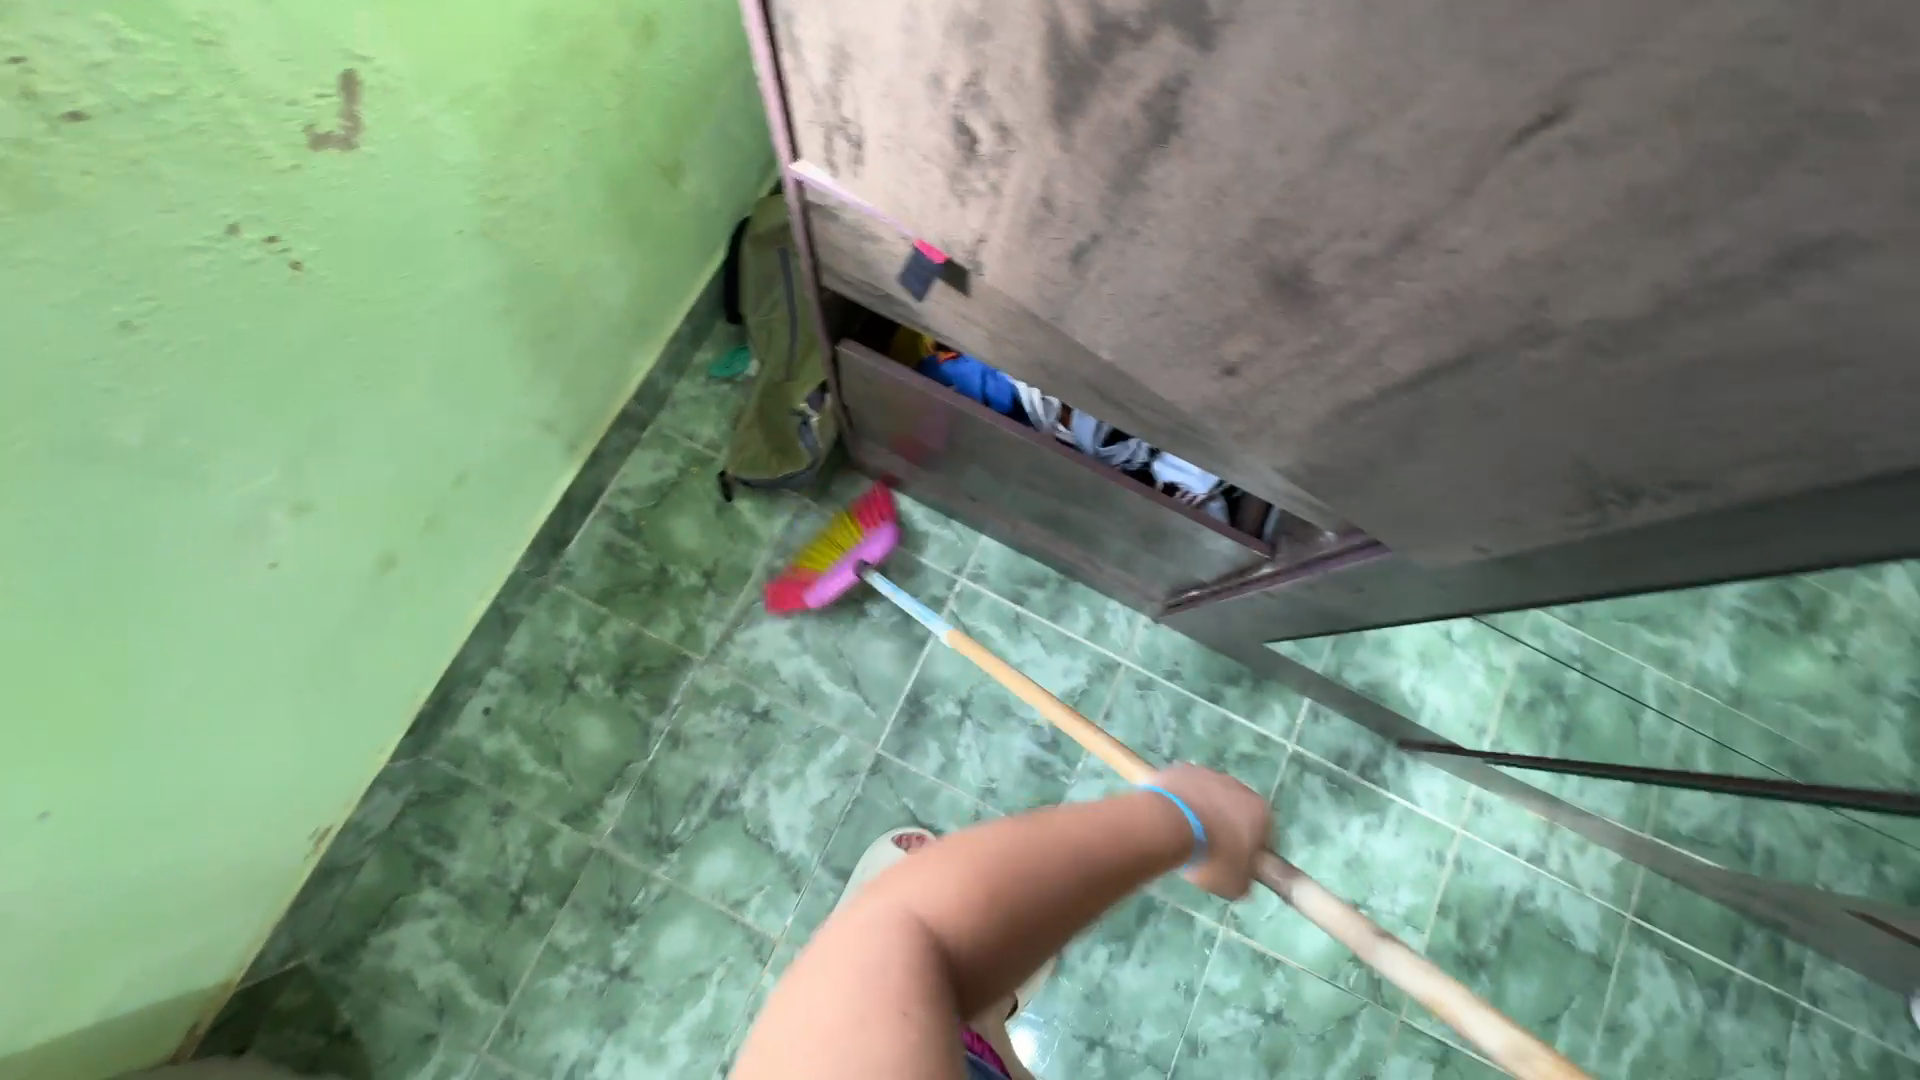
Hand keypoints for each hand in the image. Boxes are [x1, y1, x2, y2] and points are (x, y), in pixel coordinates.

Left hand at [1149, 763, 1271, 898]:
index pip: (1262, 831)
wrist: (1169, 826)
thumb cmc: (1210, 857)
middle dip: (1225, 823)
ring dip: (1202, 808)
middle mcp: (1239, 787)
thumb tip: (1241, 874)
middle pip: (1235, 808)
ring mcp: (1208, 773)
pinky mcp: (1181, 768)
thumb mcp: (1236, 884)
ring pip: (1209, 794)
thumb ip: (1245, 876)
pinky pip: (1185, 786)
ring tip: (1184, 830)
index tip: (1233, 859)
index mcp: (1260, 812)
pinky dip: (1180, 797)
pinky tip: (1169, 814)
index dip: (1248, 847)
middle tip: (1207, 845)